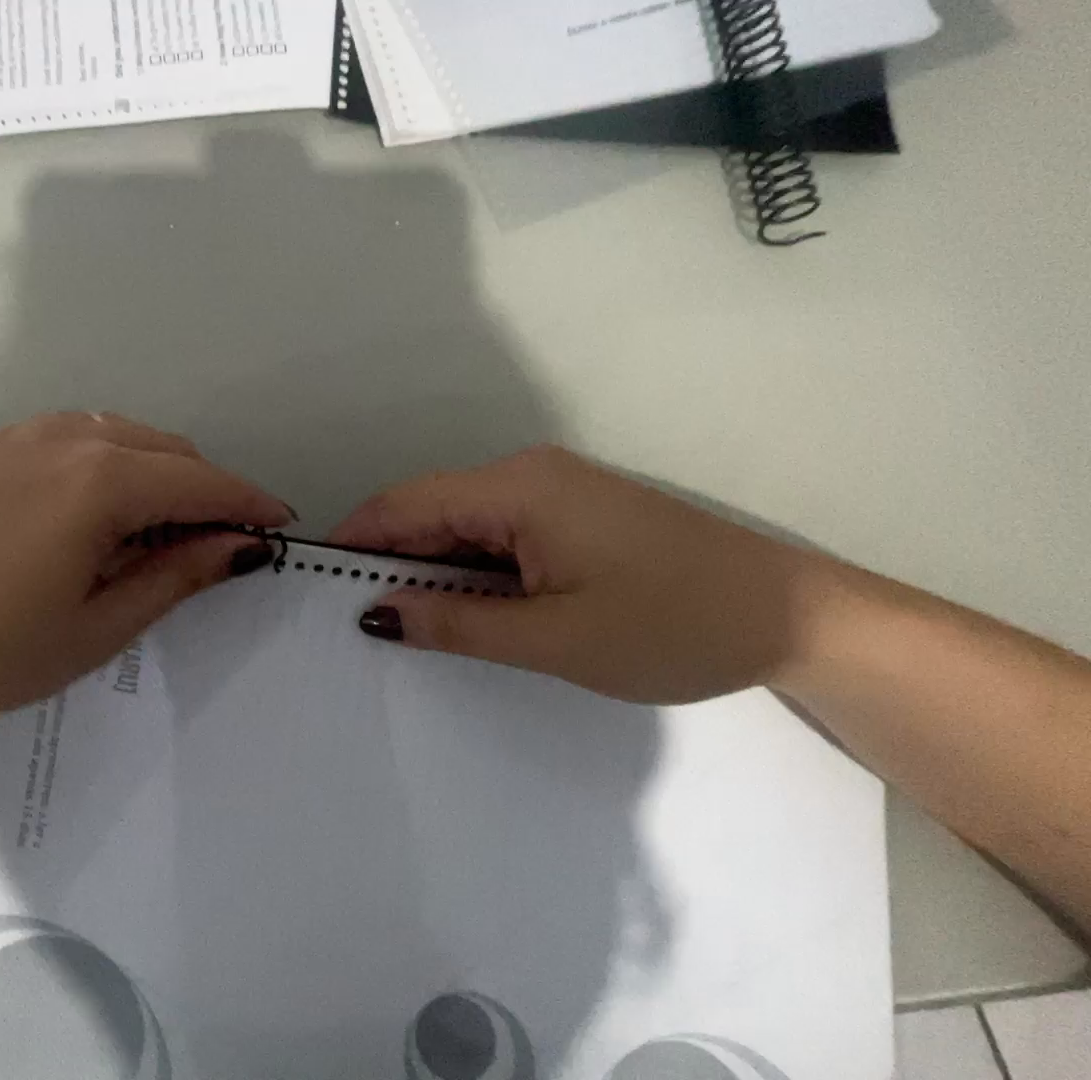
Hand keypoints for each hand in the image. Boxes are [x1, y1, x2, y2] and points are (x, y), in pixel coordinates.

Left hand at [0, 413, 290, 751]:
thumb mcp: (97, 628)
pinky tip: (97, 515)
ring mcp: (18, 437)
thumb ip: (175, 575)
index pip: (199, 482)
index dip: (247, 503)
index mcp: (98, 481)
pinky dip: (107, 465)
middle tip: (216, 548)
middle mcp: (63, 438)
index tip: (279, 527)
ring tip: (158, 537)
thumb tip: (239, 546)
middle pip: (163, 450)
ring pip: (119, 438)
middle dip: (203, 491)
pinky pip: (72, 439)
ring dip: (155, 475)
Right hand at [330, 445, 837, 703]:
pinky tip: (464, 608)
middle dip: (389, 560)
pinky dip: (469, 569)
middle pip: (428, 511)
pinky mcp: (572, 514)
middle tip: (360, 621)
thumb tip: (375, 612)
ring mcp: (553, 492)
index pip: (405, 505)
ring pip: (460, 525)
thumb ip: (456, 622)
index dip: (355, 541)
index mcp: (518, 490)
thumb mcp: (554, 638)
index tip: (317, 587)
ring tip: (408, 623)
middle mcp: (528, 475)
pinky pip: (495, 534)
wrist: (798, 620)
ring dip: (430, 568)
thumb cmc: (672, 627)